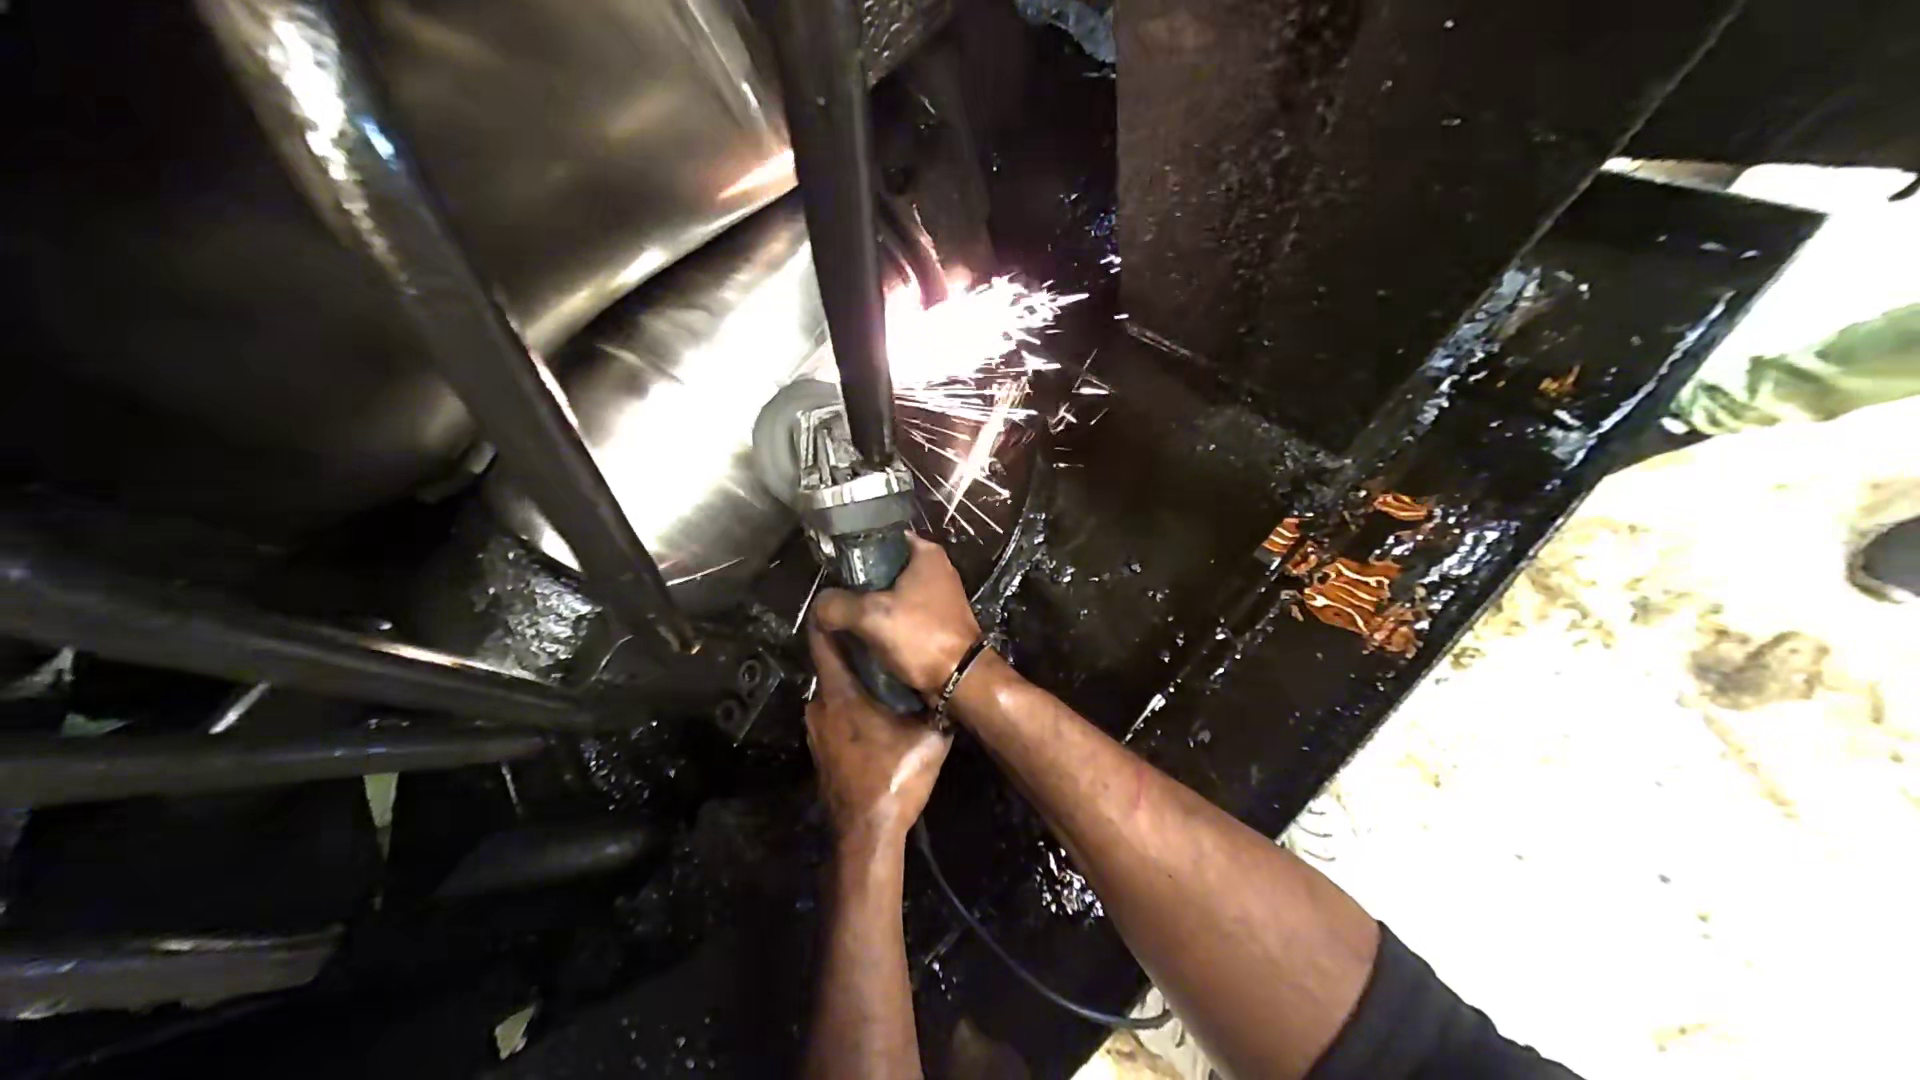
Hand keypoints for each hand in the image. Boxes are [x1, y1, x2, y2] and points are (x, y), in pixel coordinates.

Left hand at [805, 624, 951, 850]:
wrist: (866, 832)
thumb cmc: (895, 775)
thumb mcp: (929, 737)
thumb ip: (936, 706)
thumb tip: (952, 684)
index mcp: (840, 694)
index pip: (823, 643)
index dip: (828, 620)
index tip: (841, 601)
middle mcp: (819, 706)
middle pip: (830, 666)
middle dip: (851, 651)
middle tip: (881, 640)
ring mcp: (816, 730)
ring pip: (832, 693)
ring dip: (852, 682)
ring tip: (882, 675)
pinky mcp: (820, 750)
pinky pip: (833, 715)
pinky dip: (848, 707)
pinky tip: (873, 713)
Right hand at [812, 534, 981, 698]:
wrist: (960, 679)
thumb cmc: (920, 637)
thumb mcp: (871, 616)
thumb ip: (837, 605)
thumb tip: (819, 606)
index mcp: (925, 553)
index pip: (880, 539)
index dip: (853, 552)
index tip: (832, 569)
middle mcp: (935, 568)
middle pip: (883, 568)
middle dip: (858, 584)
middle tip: (833, 597)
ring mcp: (937, 595)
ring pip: (890, 594)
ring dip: (870, 606)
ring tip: (843, 618)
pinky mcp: (935, 620)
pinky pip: (901, 614)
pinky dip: (884, 622)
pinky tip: (864, 634)